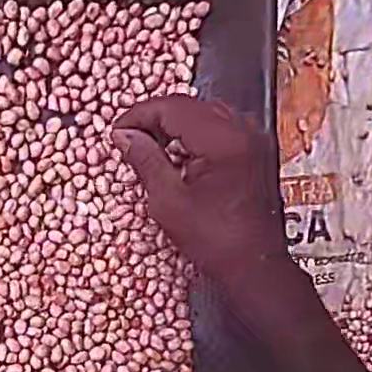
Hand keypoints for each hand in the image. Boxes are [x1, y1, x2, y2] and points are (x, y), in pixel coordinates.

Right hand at [110, 95, 288, 286]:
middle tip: (127, 139)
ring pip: (203, 114)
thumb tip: (123, 135)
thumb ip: (145, 161)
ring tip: (148, 148)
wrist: (255, 265)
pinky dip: (192, 135)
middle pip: (190, 106)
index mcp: (223, 140)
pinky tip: (175, 157)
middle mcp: (243, 131)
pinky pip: (217, 129)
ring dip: (172, 125)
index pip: (173, 108)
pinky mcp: (254, 152)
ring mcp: (253, 140)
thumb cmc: (212, 239)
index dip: (139, 115)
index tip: (117, 131)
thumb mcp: (168, 201)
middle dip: (154, 118)